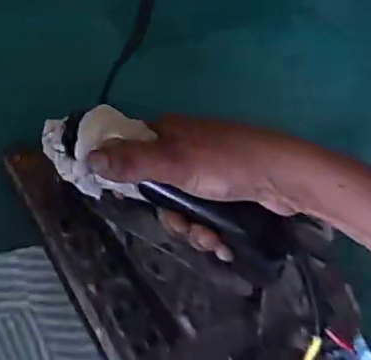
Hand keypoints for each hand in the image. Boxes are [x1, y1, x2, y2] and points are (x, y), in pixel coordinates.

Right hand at [86, 115, 310, 258]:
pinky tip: (221, 240)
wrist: (281, 175)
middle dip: (168, 214)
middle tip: (183, 226)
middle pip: (154, 184)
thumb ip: (131, 161)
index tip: (127, 198)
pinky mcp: (222, 186)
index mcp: (163, 130)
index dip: (123, 174)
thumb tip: (88, 156)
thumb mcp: (173, 164)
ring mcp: (202, 165)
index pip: (128, 148)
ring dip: (191, 227)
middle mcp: (179, 144)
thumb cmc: (223, 163)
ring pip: (179, 203)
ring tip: (210, 239)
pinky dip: (208, 228)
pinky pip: (201, 211)